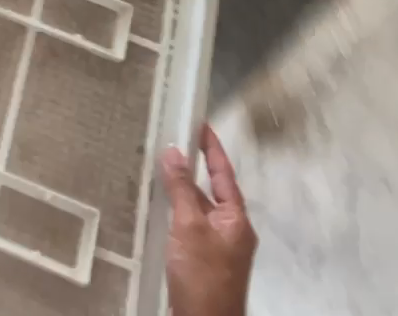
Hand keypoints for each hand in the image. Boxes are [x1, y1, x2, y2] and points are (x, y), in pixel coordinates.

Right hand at [160, 124, 256, 315]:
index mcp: (237, 219)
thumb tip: (174, 151)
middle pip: (213, 190)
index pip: (224, 174)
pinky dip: (178, 210)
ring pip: (200, 208)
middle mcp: (232, 230)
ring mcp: (219, 247)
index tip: (201, 123)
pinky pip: (191, 224)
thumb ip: (181, 188)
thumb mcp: (189, 226)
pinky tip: (160, 207)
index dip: (212, 148)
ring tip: (161, 167)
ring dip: (184, 189)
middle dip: (195, 167)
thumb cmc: (202, 274)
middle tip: (174, 140)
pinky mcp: (204, 261)